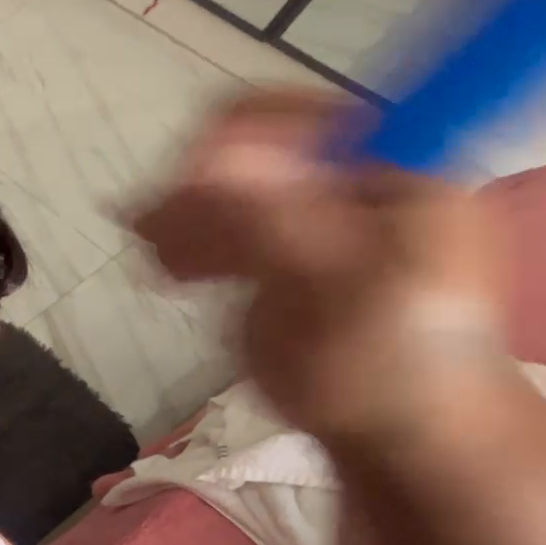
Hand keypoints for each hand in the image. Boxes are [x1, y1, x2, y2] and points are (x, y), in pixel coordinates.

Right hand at [130, 89, 511, 450]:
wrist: (389, 427)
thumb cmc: (385, 361)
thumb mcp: (337, 287)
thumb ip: (278, 222)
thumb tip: (210, 160)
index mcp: (389, 174)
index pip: (303, 118)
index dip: (237, 140)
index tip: (181, 189)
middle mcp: (347, 187)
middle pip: (249, 161)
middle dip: (196, 195)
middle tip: (156, 238)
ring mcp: (306, 226)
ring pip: (221, 201)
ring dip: (179, 224)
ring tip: (160, 268)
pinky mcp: (271, 264)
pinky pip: (216, 235)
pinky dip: (181, 246)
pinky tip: (167, 273)